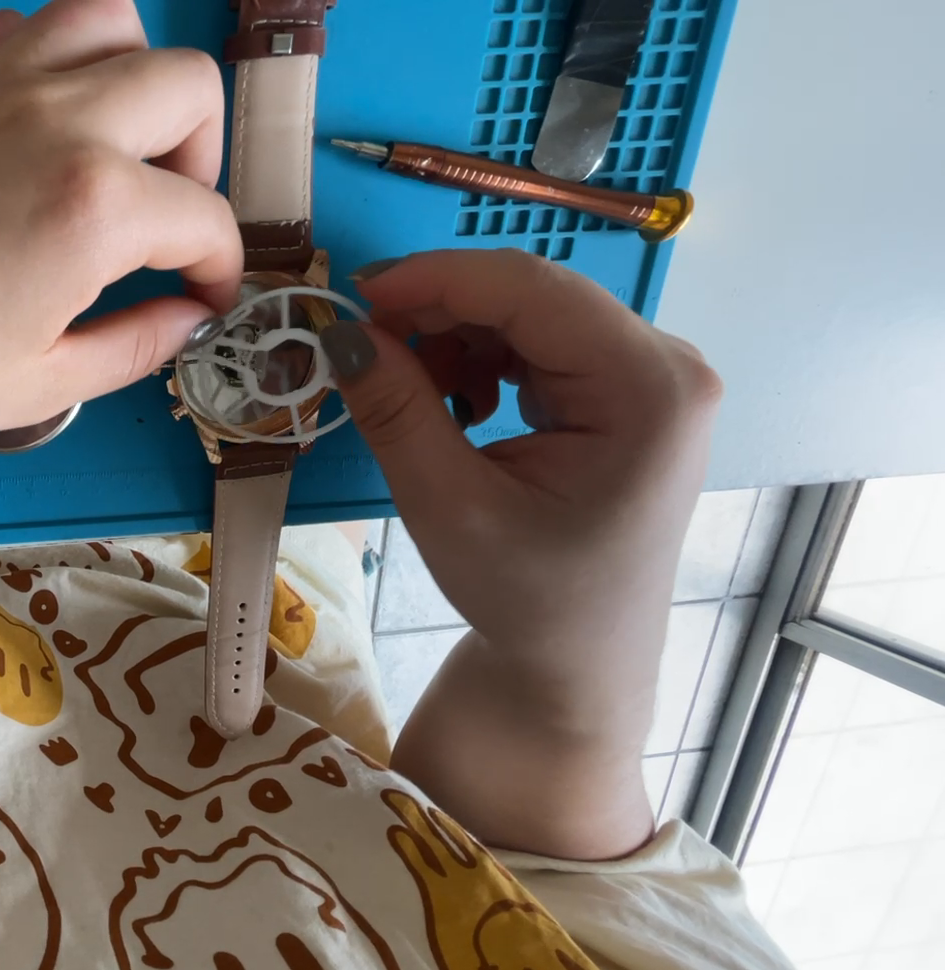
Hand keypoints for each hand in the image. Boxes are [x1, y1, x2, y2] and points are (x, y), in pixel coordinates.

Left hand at [0, 0, 240, 450]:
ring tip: (119, 155)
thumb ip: (137, 347)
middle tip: (168, 224)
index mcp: (92, 206)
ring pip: (118, 23)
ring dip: (142, 85)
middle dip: (200, 164)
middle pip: (189, 90)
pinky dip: (66, 60)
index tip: (205, 293)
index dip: (220, 266)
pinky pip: (34, 23)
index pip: (204, 217)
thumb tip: (189, 318)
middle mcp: (57, 118)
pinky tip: (47, 126)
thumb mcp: (39, 385)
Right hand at [319, 249, 721, 856]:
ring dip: (452, 340)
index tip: (351, 296)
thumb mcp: (446, 503)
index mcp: (645, 387)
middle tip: (361, 348)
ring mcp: (644, 378)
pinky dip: (474, 363)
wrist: (572, 656)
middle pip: (531, 297)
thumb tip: (343, 336)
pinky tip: (450, 406)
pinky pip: (533, 349)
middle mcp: (661, 364)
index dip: (434, 279)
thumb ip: (396, 411)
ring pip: (526, 318)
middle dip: (437, 311)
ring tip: (408, 395)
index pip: (531, 290)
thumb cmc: (522, 592)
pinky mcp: (617, 396)